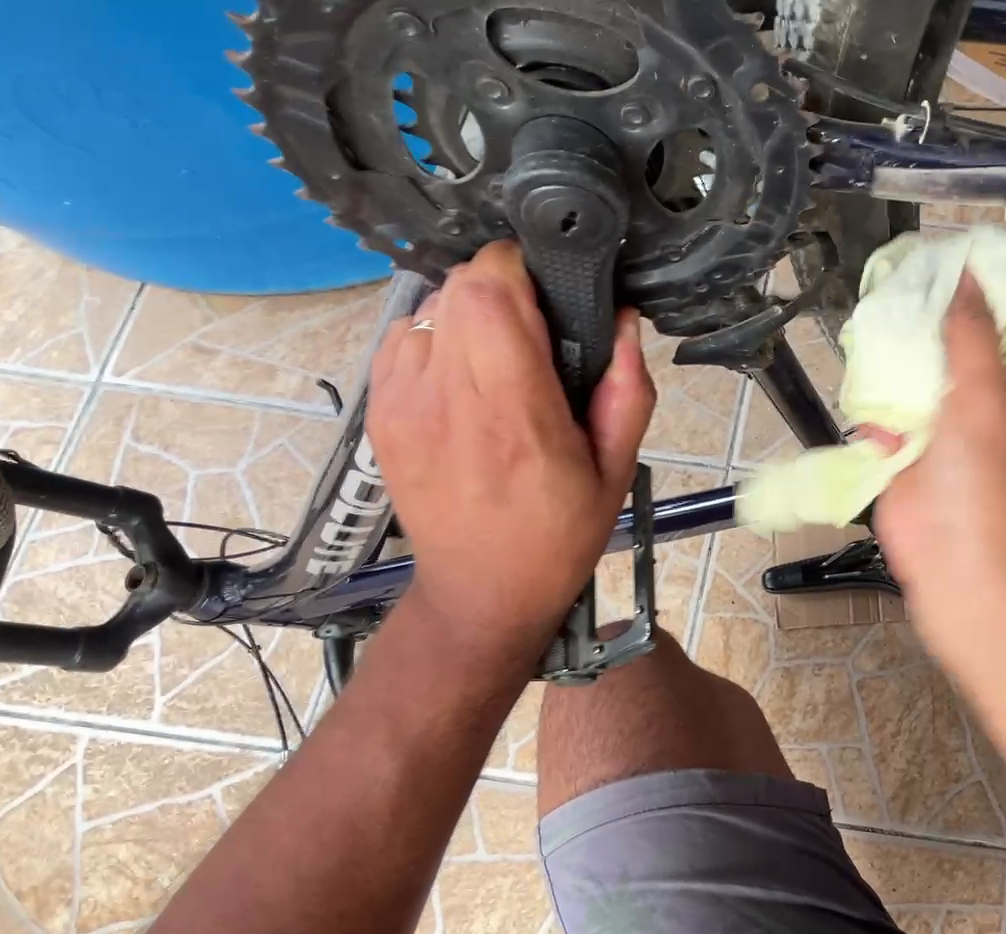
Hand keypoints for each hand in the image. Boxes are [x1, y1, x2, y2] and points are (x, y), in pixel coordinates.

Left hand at [366, 241, 654, 649]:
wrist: (482, 590)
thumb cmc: (560, 534)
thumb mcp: (616, 470)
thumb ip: (626, 391)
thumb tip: (622, 318)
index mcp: (516, 414)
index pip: (492, 290)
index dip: (524, 270)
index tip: (554, 294)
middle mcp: (449, 398)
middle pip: (458, 286)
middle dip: (503, 287)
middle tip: (537, 327)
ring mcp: (402, 403)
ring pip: (429, 306)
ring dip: (470, 313)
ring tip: (500, 359)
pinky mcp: (379, 412)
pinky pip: (404, 338)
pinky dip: (438, 340)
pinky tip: (465, 380)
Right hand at [872, 274, 1005, 643]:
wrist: (954, 561)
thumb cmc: (985, 484)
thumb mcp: (985, 396)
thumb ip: (972, 335)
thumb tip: (967, 278)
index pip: (1002, 334)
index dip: (979, 301)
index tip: (949, 266)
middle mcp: (980, 411)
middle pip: (950, 354)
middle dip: (926, 328)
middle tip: (899, 290)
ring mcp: (941, 436)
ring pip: (913, 385)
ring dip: (894, 366)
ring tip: (874, 328)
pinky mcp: (905, 458)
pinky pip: (885, 422)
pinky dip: (873, 413)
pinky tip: (865, 396)